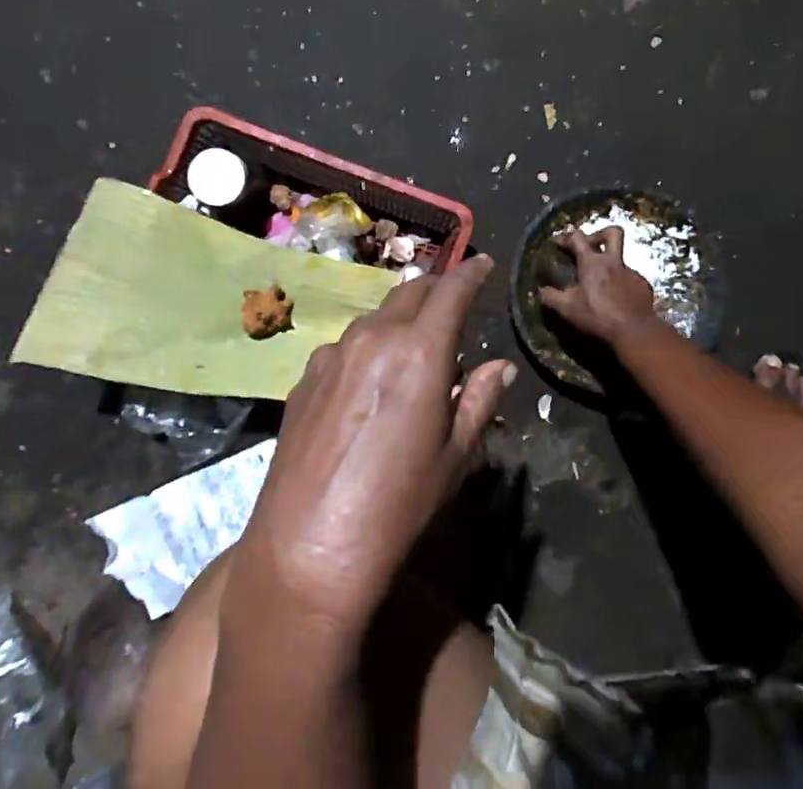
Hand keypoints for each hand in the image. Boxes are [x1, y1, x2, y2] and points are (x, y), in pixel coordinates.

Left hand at [237, 255, 513, 636]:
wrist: (311, 538)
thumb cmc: (399, 502)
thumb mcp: (454, 456)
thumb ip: (478, 401)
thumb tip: (499, 367)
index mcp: (417, 351)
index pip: (450, 292)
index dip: (470, 274)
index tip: (483, 264)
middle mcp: (370, 339)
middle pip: (407, 295)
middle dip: (434, 290)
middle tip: (452, 299)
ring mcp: (330, 355)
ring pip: (372, 320)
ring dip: (397, 321)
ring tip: (412, 345)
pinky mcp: (303, 377)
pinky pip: (343, 349)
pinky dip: (365, 350)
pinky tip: (367, 381)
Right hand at [538, 227, 659, 342]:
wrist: (634, 330)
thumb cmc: (597, 315)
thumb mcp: (566, 308)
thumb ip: (550, 296)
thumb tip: (541, 290)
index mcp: (592, 263)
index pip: (578, 237)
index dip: (566, 237)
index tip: (558, 245)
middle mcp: (613, 262)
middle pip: (613, 233)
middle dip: (600, 234)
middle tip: (590, 247)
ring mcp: (631, 272)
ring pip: (619, 260)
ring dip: (607, 266)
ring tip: (598, 284)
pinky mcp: (642, 285)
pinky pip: (628, 278)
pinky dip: (619, 283)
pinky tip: (614, 298)